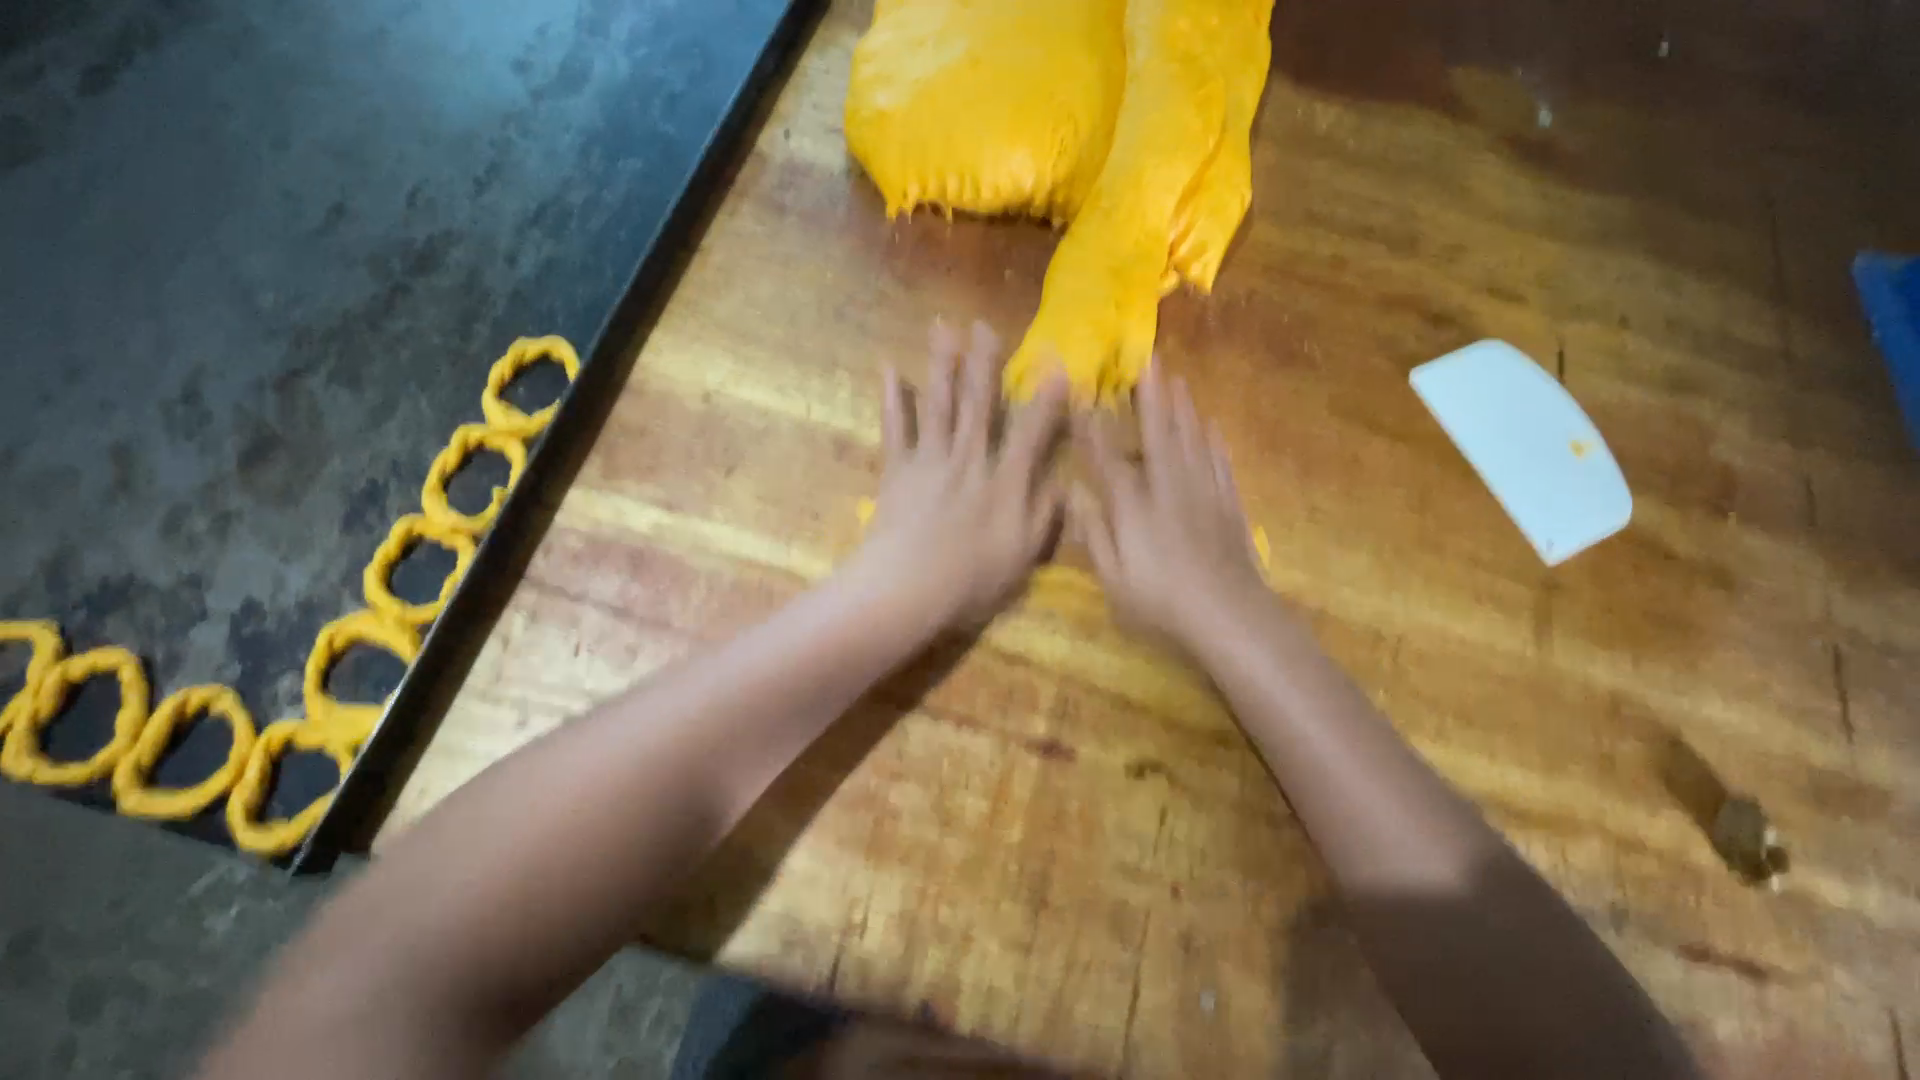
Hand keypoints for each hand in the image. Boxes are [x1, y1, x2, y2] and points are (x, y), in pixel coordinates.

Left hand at [854, 319, 1069, 628]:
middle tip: (984, 325)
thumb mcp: (1022, 557)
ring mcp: (930, 461)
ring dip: (942, 363)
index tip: (1057, 364)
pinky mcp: (897, 470)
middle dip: (985, 363)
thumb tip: (1065, 483)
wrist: (906, 589)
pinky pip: (894, 428)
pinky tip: (890, 369)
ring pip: (940, 404)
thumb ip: (1044, 516)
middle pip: (979, 404)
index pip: (1032, 432)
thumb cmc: (969, 581)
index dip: (1046, 398)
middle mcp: (970, 460)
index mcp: (1005, 482)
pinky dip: (893, 398)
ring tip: (943, 327)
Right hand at [1071, 363, 1267, 648]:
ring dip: (1183, 409)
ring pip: (1192, 440)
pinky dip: (1214, 442)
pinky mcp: (1229, 506)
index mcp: (1133, 506)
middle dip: (1151, 397)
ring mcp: (1203, 493)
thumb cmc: (1161, 601)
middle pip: (1158, 433)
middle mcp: (1168, 487)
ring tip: (1177, 380)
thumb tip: (1072, 494)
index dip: (1093, 426)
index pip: (1106, 457)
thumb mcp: (1113, 577)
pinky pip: (1220, 463)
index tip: (1084, 394)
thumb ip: (1094, 533)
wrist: (1229, 614)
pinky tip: (1211, 428)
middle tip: (1148, 361)